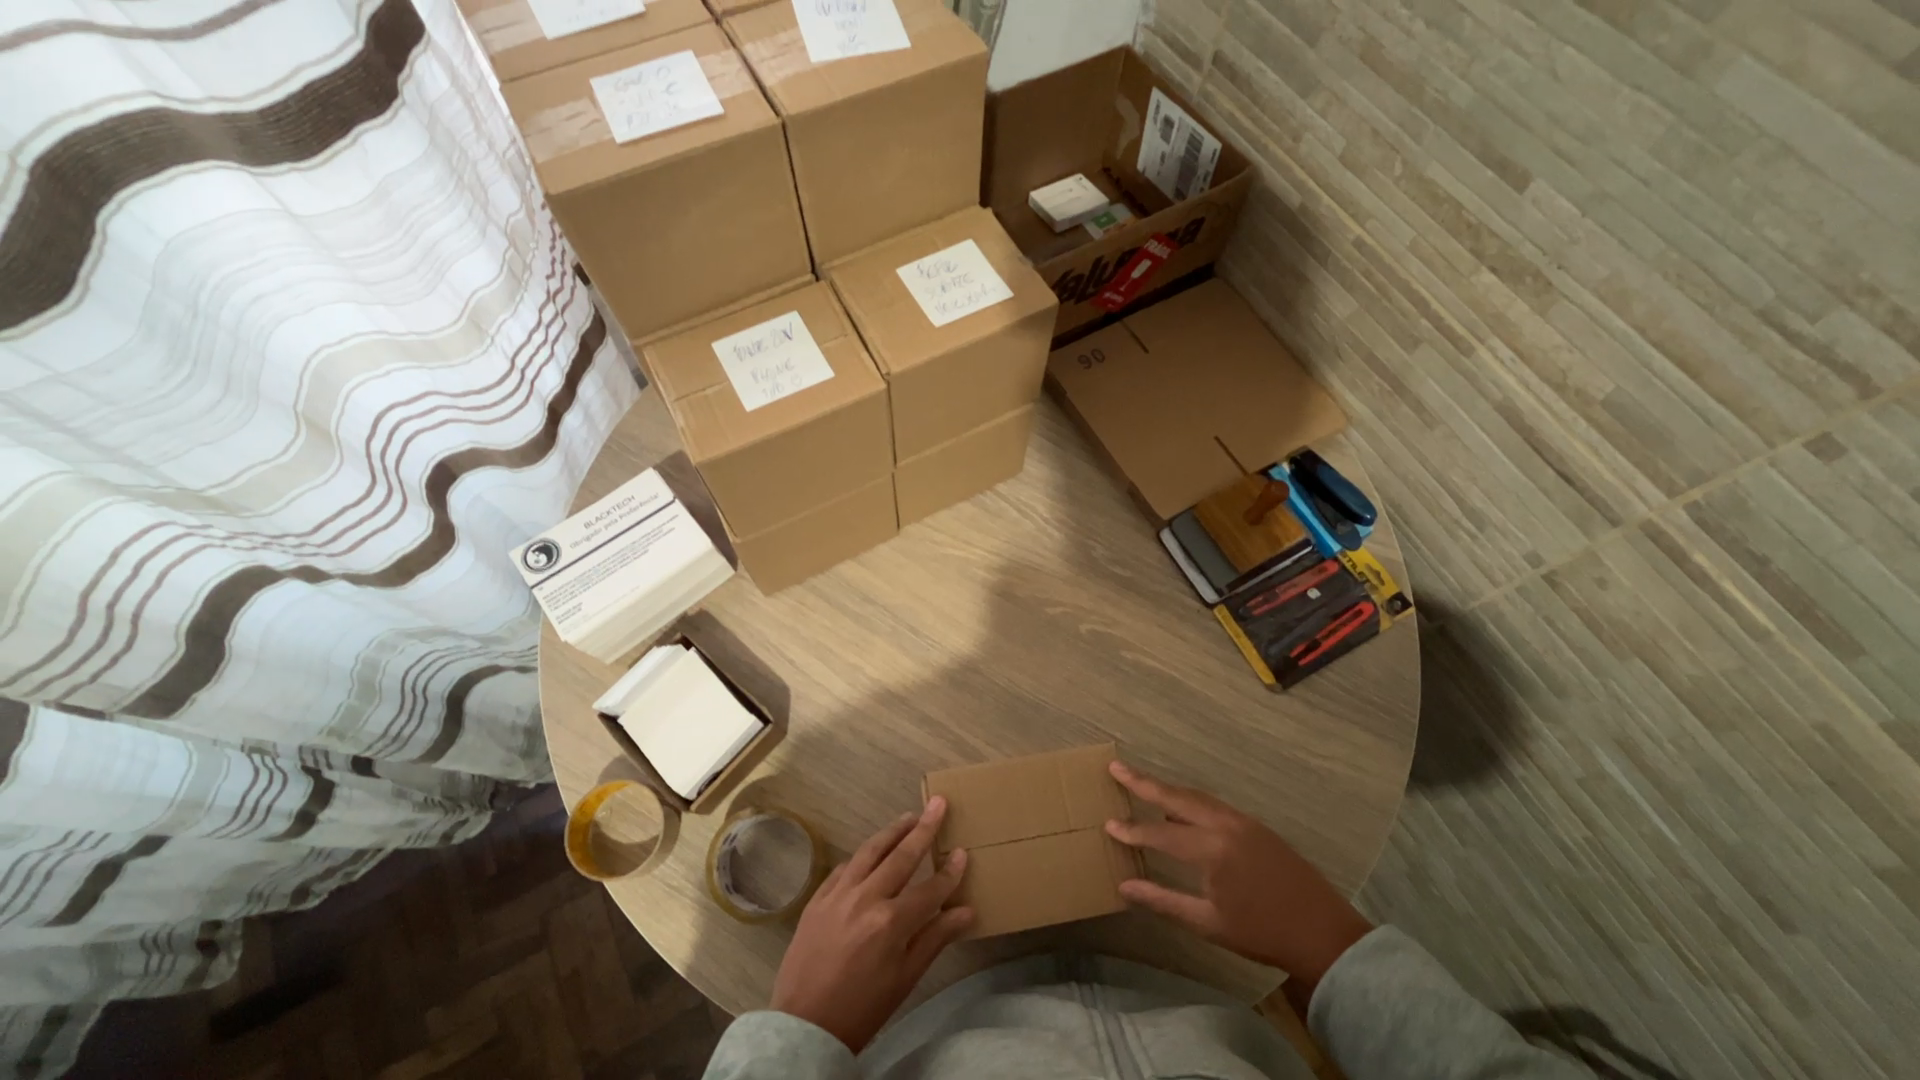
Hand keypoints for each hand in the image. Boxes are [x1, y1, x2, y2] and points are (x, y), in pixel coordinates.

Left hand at [770, 797, 974, 1051]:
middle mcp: (865, 899)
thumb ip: (935, 938)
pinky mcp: (817, 899)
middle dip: (923, 829)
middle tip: (938, 804)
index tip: (963, 852)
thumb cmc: (863, 1008)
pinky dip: (862, 856)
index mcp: (891, 922)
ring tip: (908, 817)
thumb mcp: (906, 978)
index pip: (930, 888)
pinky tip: (871, 851)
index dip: (950, 871)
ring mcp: (838, 895)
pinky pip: (844, 867)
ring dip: (891, 832)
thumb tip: (966, 910)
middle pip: (901, 856)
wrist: (805, 1024)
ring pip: (869, 852)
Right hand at [1104, 761, 1373, 1009]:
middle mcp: (1225, 825)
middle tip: (1117, 768)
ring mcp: (1244, 822)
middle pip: (1177, 797)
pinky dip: (1191, 801)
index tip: (1107, 823)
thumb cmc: (1261, 933)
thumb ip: (1163, 901)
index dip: (1132, 830)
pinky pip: (1215, 805)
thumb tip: (1124, 887)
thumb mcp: (1207, 923)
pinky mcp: (1257, 827)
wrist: (1323, 933)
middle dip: (1145, 782)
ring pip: (1198, 797)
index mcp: (1211, 850)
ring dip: (1168, 790)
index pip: (1159, 832)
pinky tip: (1182, 809)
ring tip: (1142, 784)